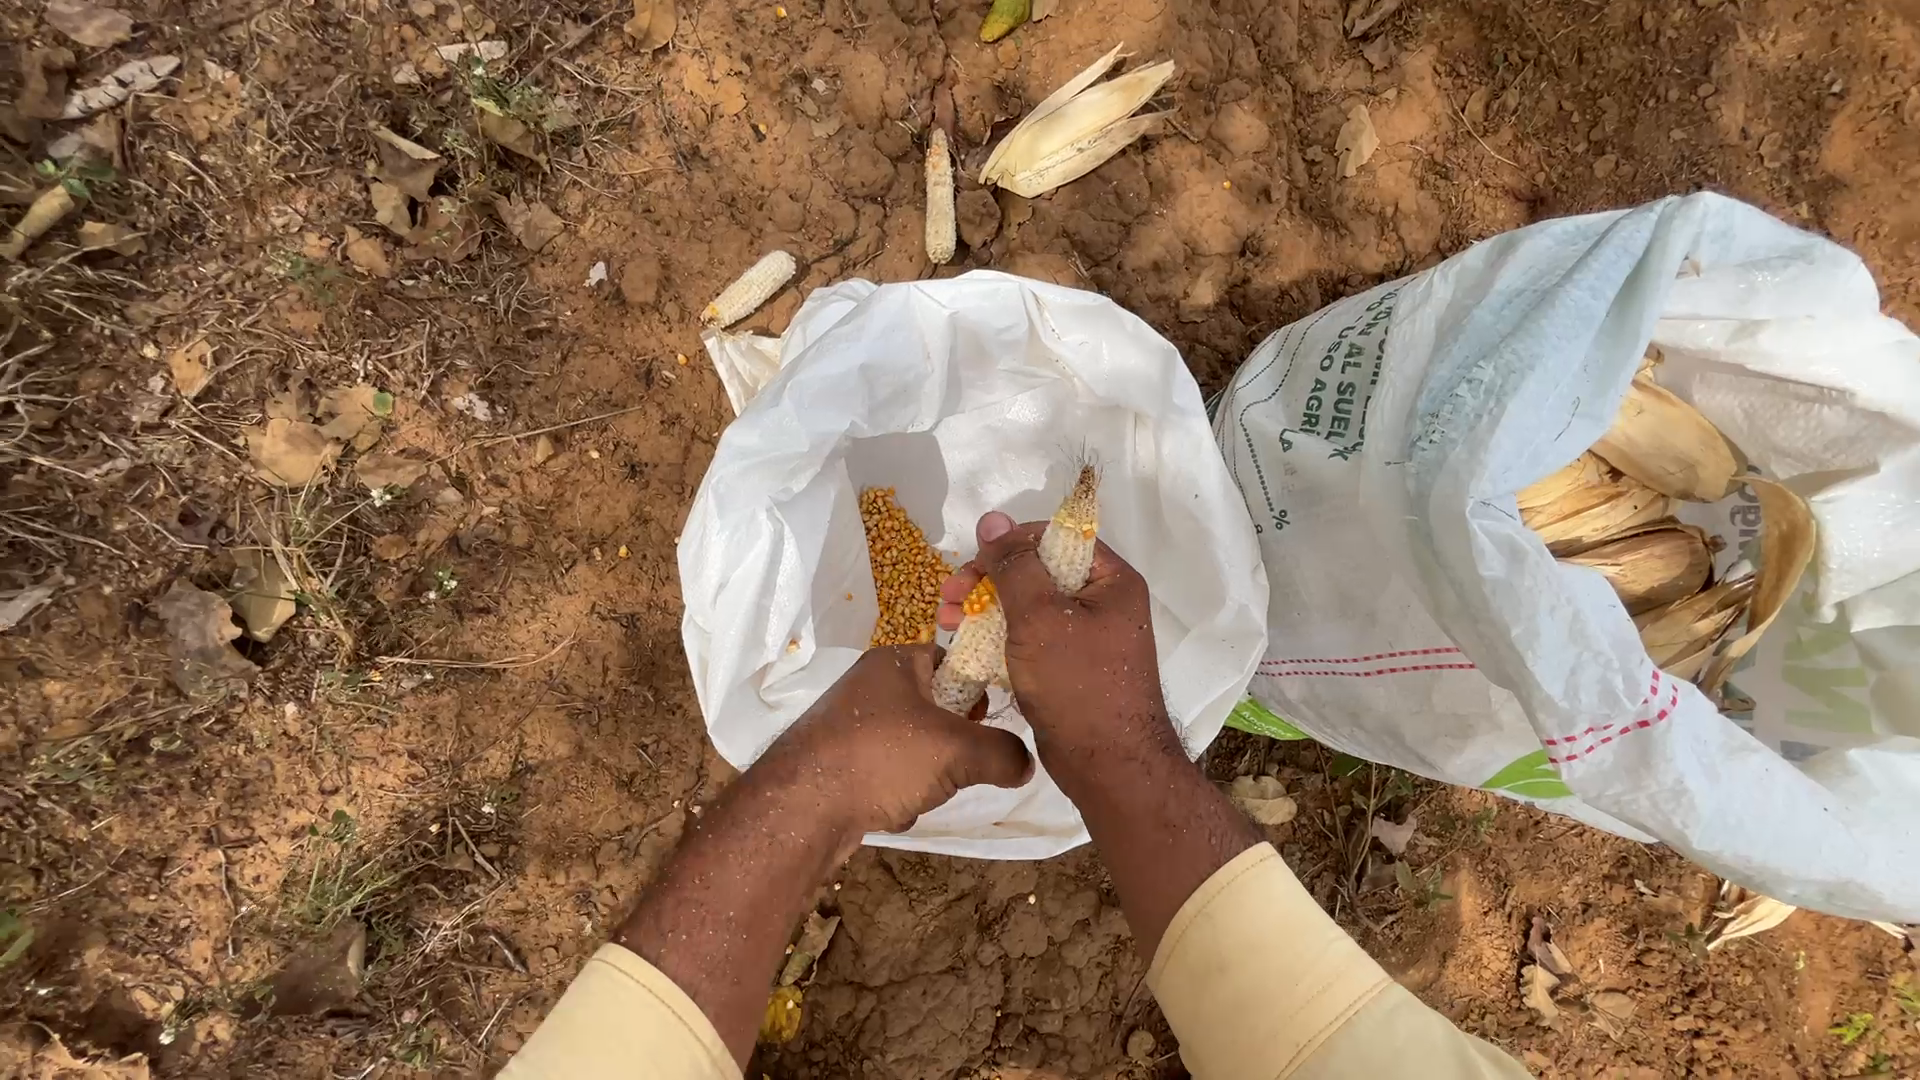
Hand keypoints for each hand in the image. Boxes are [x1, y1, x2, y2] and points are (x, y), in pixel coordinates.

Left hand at [751, 644, 1032, 844]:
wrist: (801, 808)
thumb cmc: (883, 757)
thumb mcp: (957, 750)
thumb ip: (1002, 753)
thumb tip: (1026, 763)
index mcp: (895, 662)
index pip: (950, 659)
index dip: (975, 687)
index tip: (987, 720)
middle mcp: (868, 685)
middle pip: (934, 707)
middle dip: (952, 741)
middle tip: (958, 762)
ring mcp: (849, 724)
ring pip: (913, 745)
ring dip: (927, 773)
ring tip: (922, 792)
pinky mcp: (837, 762)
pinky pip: (886, 771)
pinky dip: (898, 791)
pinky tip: (892, 809)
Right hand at [936, 511, 1177, 769]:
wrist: (1108, 767)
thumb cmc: (1077, 684)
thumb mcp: (1040, 617)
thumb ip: (1014, 565)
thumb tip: (992, 518)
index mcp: (1110, 580)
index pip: (1056, 537)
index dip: (1010, 543)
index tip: (972, 562)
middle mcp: (1102, 601)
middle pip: (1036, 571)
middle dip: (987, 580)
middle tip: (948, 594)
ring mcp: (1085, 635)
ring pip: (1027, 606)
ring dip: (984, 607)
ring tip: (945, 620)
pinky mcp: (1068, 666)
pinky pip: (1029, 636)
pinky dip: (998, 636)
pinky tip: (965, 643)